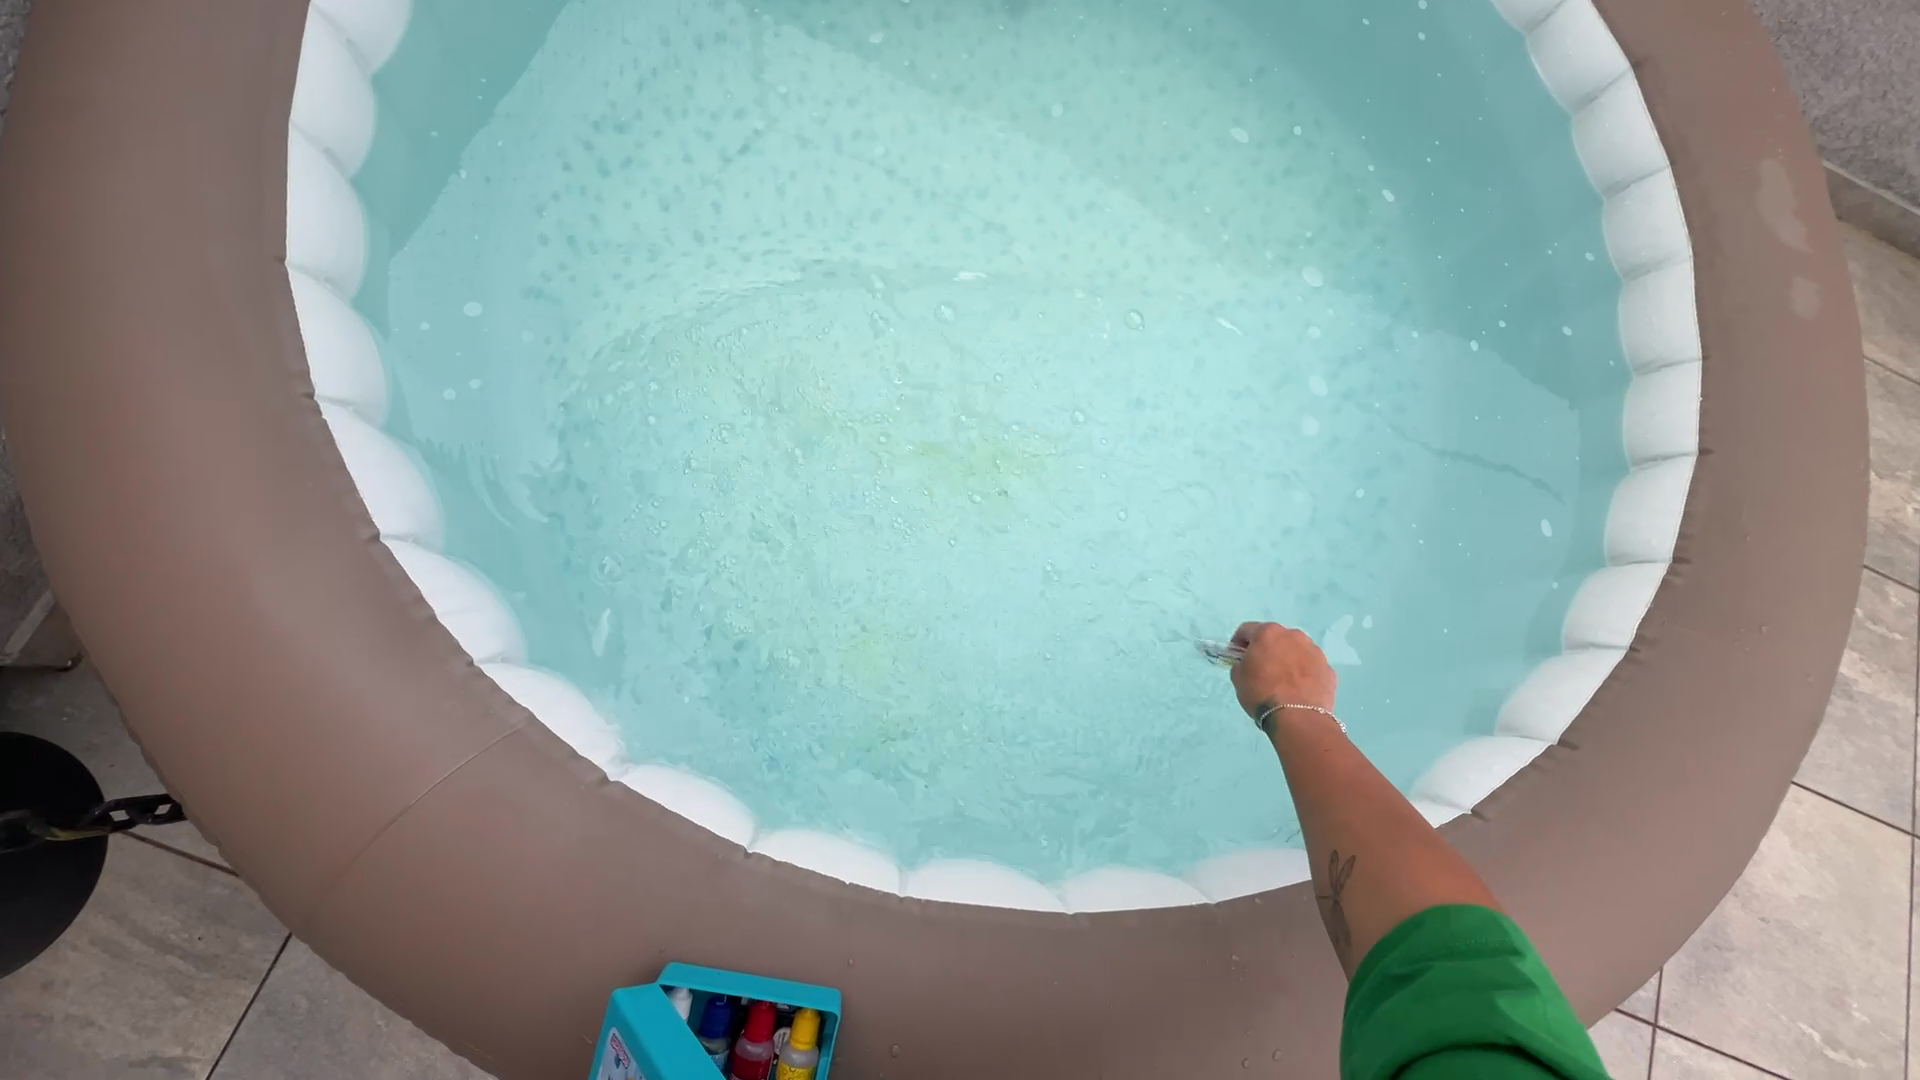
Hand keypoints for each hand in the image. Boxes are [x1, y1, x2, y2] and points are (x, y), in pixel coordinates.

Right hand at [1229, 621, 1337, 720]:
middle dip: (1267, 649)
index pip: (1246, 630)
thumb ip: (1241, 663)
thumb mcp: (1238, 677)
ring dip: (1288, 659)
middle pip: (1275, 638)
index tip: (1236, 656)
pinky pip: (1311, 667)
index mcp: (1268, 633)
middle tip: (1260, 668)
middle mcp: (1294, 635)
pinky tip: (1298, 690)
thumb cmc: (1261, 692)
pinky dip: (1304, 674)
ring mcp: (1315, 651)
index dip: (1238, 643)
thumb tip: (1248, 663)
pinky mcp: (1329, 669)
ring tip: (1283, 681)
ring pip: (1296, 651)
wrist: (1298, 717)